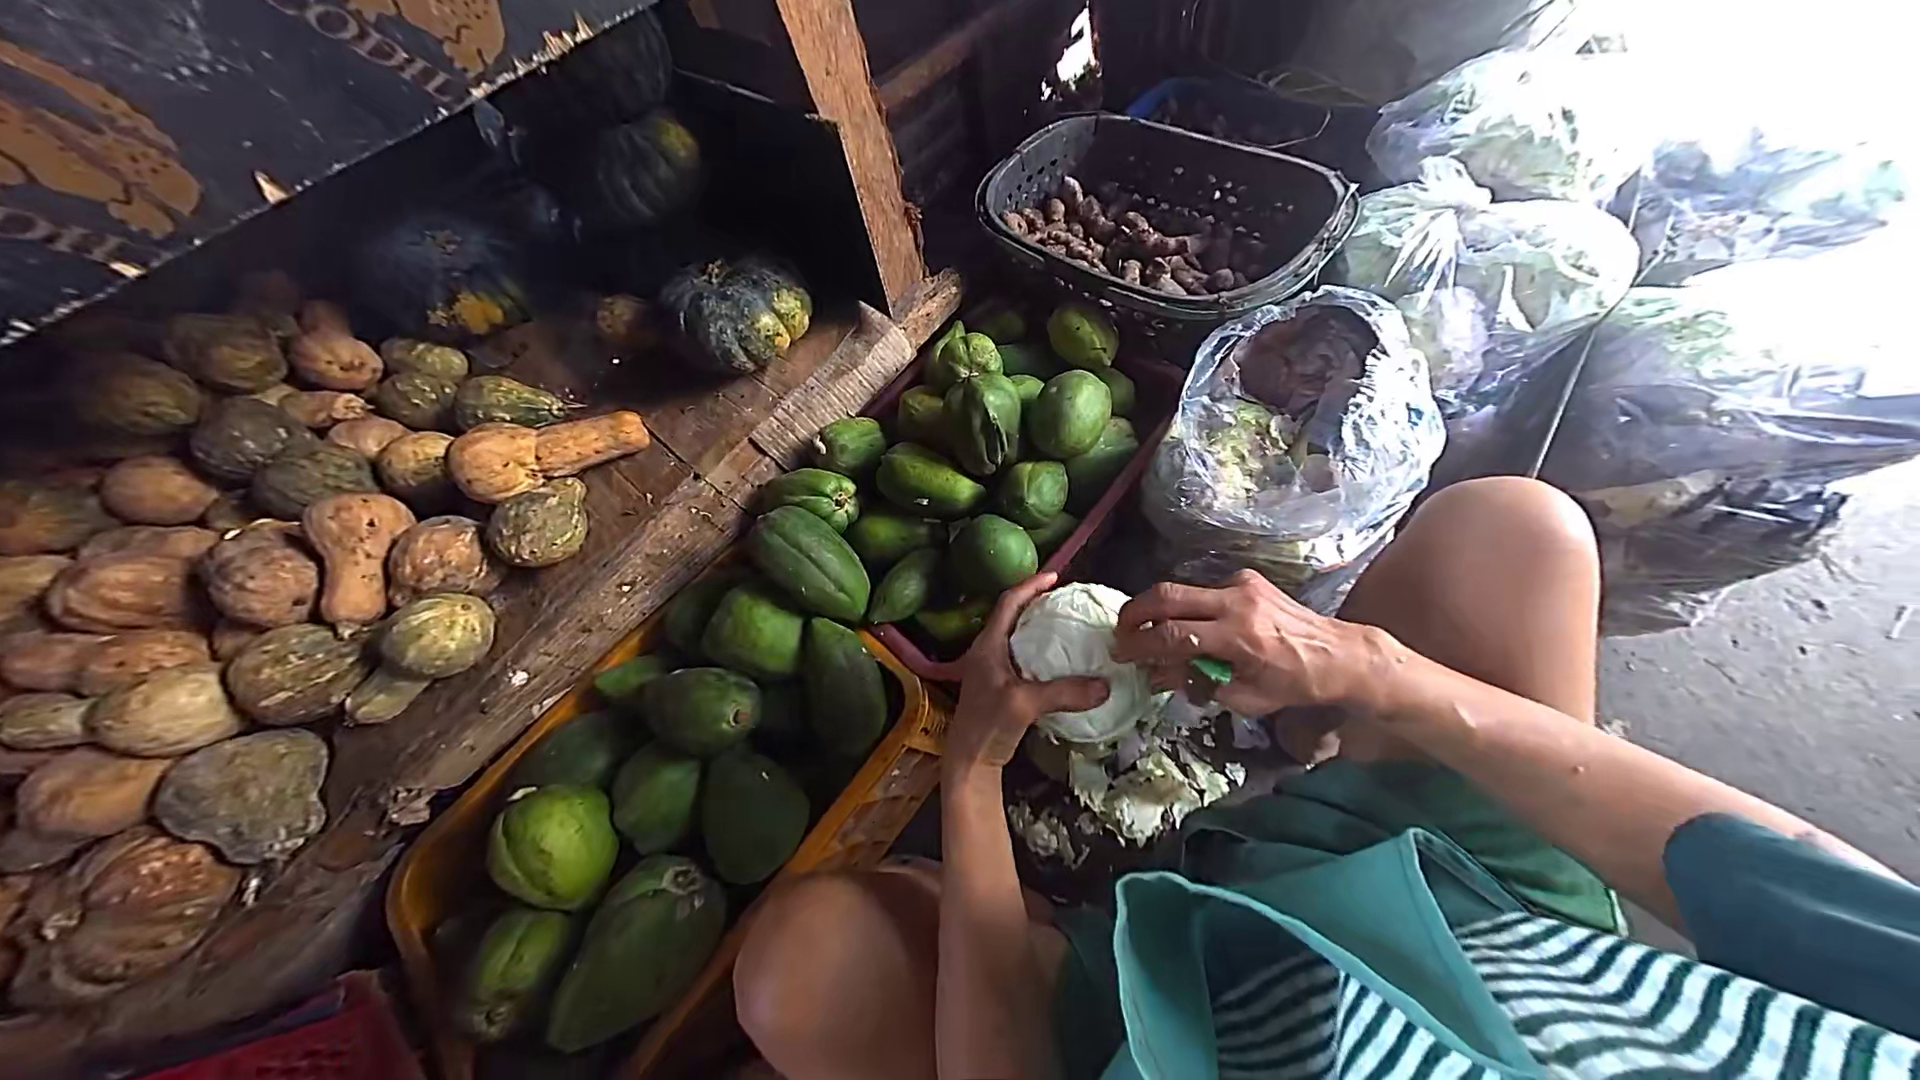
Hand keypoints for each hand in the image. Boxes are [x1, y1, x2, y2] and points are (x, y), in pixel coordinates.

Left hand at [946, 572, 1109, 771]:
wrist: (969, 761)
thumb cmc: (988, 725)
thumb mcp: (1025, 704)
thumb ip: (1065, 692)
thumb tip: (1105, 685)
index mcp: (988, 645)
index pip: (1008, 603)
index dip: (1031, 586)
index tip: (1055, 576)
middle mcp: (987, 651)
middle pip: (1012, 615)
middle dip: (1037, 603)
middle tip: (1065, 599)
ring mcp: (991, 669)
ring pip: (1017, 637)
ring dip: (1038, 626)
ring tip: (1065, 623)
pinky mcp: (999, 686)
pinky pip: (1023, 657)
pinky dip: (1040, 650)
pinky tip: (1060, 659)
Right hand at [1111, 569, 1391, 717]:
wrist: (1341, 654)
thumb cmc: (1296, 684)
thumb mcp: (1245, 698)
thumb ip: (1197, 682)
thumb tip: (1156, 674)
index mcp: (1239, 636)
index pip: (1173, 635)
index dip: (1141, 645)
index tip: (1121, 654)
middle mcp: (1236, 601)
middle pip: (1167, 596)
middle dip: (1135, 612)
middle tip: (1121, 631)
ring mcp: (1241, 584)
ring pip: (1181, 589)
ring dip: (1158, 608)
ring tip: (1147, 629)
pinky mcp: (1247, 577)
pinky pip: (1204, 590)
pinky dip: (1189, 607)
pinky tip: (1192, 624)